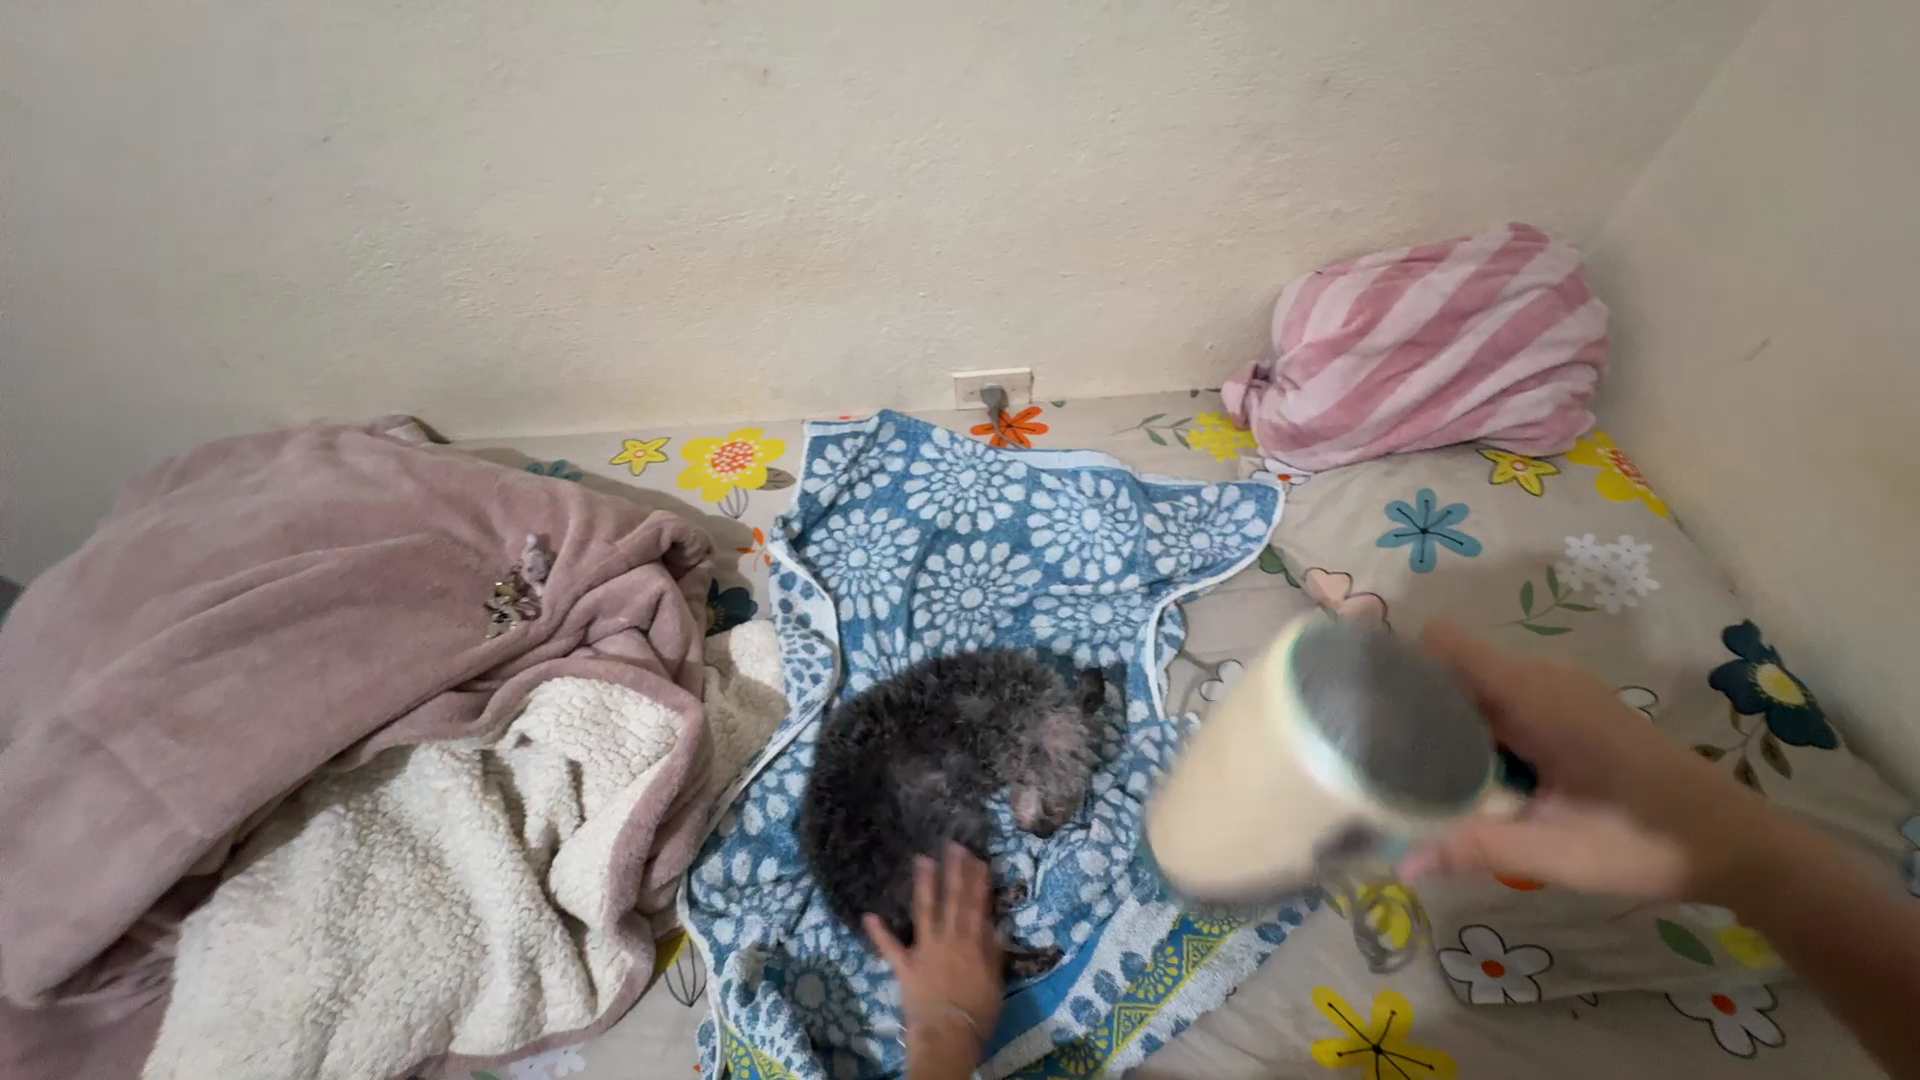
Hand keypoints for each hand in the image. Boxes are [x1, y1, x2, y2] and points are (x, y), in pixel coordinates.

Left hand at [865, 843, 1003, 1055]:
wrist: (947, 1036)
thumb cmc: (977, 1013)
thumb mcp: (995, 982)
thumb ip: (992, 951)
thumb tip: (993, 924)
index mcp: (972, 943)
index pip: (977, 904)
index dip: (977, 879)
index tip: (977, 856)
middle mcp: (949, 938)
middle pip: (953, 900)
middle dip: (954, 871)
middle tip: (953, 845)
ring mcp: (925, 949)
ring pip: (924, 911)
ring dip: (923, 884)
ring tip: (921, 858)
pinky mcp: (905, 965)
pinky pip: (890, 947)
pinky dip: (879, 932)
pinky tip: (869, 915)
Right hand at [1400, 621, 1778, 901]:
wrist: (1742, 847)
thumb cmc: (1646, 842)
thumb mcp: (1553, 852)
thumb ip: (1473, 848)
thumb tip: (1401, 866)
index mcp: (1533, 696)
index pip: (1443, 643)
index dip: (1400, 659)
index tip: (1366, 696)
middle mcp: (1540, 677)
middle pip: (1449, 662)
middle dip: (1411, 694)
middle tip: (1378, 741)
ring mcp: (1557, 687)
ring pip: (1471, 679)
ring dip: (1442, 710)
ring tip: (1414, 756)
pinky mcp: (1567, 703)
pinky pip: (1498, 693)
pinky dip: (1472, 718)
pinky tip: (1470, 764)